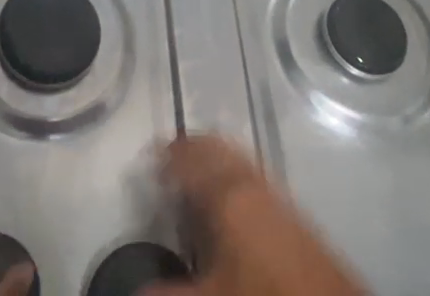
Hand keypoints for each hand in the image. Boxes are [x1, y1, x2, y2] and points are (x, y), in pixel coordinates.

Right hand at [151, 135, 365, 295]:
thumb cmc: (264, 294)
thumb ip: (170, 290)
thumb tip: (138, 289)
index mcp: (228, 197)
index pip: (190, 160)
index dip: (167, 155)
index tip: (148, 156)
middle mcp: (252, 184)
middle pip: (216, 149)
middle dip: (190, 149)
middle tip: (167, 157)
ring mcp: (275, 194)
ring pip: (237, 160)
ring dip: (212, 159)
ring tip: (192, 174)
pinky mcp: (291, 210)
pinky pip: (253, 175)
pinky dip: (233, 174)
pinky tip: (226, 200)